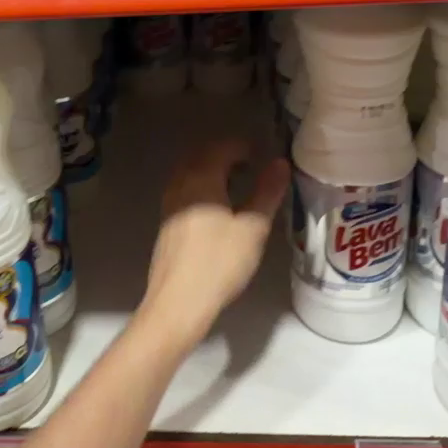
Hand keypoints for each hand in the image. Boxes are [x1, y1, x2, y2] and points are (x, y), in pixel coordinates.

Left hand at [139, 138, 289, 350]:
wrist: (178, 302)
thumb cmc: (219, 263)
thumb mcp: (252, 227)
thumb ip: (266, 192)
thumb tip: (280, 163)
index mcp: (201, 178)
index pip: (222, 147)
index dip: (244, 145)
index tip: (263, 153)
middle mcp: (180, 184)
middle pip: (202, 155)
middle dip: (226, 154)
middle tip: (252, 164)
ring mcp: (169, 203)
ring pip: (191, 172)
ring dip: (213, 170)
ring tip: (238, 183)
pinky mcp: (167, 222)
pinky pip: (185, 189)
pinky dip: (203, 186)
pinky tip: (217, 208)